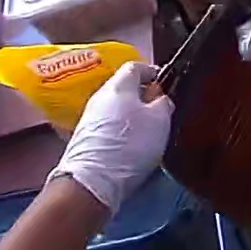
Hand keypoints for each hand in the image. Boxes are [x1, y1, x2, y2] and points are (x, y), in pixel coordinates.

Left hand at [48, 62, 171, 213]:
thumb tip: (158, 97)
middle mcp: (100, 96)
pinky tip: (131, 147)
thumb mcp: (161, 119)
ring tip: (148, 132)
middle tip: (160, 111)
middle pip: (125, 88)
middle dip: (143, 97)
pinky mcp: (84, 140)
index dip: (153, 72)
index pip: (136, 66)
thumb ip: (163, 102)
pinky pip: (108, 126)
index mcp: (118, 85)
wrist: (90, 184)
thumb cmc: (130, 144)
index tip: (166, 86)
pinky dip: (121, 131)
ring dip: (132, 116)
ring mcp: (88, 119)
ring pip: (116, 108)